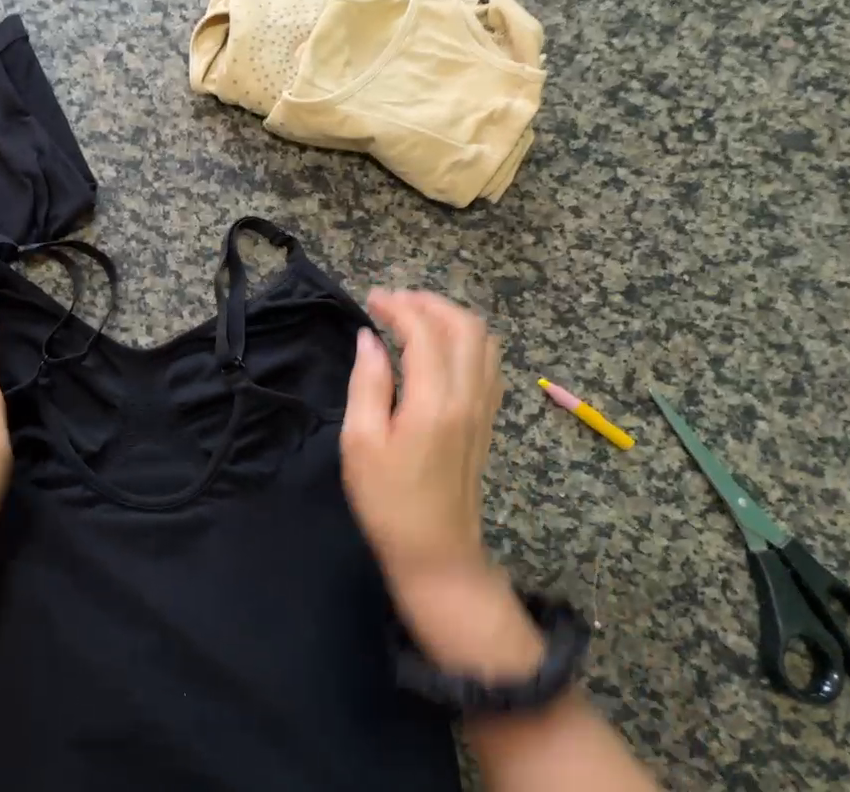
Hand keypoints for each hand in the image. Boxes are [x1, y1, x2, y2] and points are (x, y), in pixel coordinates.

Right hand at [341, 290, 501, 579]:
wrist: (436, 551)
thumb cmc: (387, 499)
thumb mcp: (360, 441)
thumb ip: (367, 383)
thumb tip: (369, 340)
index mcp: (435, 401)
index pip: (425, 332)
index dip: (398, 306)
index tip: (370, 298)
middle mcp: (469, 397)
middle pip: (465, 327)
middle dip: (428, 303)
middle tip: (391, 301)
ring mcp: (485, 409)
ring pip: (484, 343)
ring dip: (450, 318)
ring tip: (413, 316)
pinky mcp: (488, 421)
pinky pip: (488, 364)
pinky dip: (465, 341)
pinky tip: (438, 348)